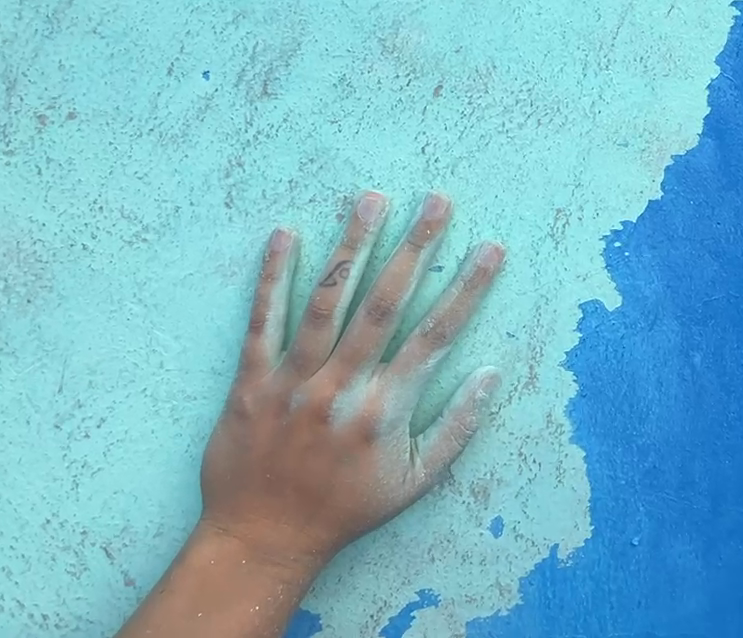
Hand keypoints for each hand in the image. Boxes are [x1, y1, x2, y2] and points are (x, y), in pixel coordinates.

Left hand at [197, 190, 504, 576]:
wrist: (261, 542)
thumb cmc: (348, 509)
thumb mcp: (415, 481)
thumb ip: (457, 427)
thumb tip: (491, 374)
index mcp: (385, 408)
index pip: (437, 335)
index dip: (468, 288)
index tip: (491, 248)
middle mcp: (342, 386)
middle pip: (386, 303)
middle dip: (416, 247)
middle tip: (437, 202)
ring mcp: (294, 381)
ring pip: (327, 302)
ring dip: (353, 247)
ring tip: (373, 200)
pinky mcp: (251, 383)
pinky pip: (262, 323)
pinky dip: (272, 278)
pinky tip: (285, 235)